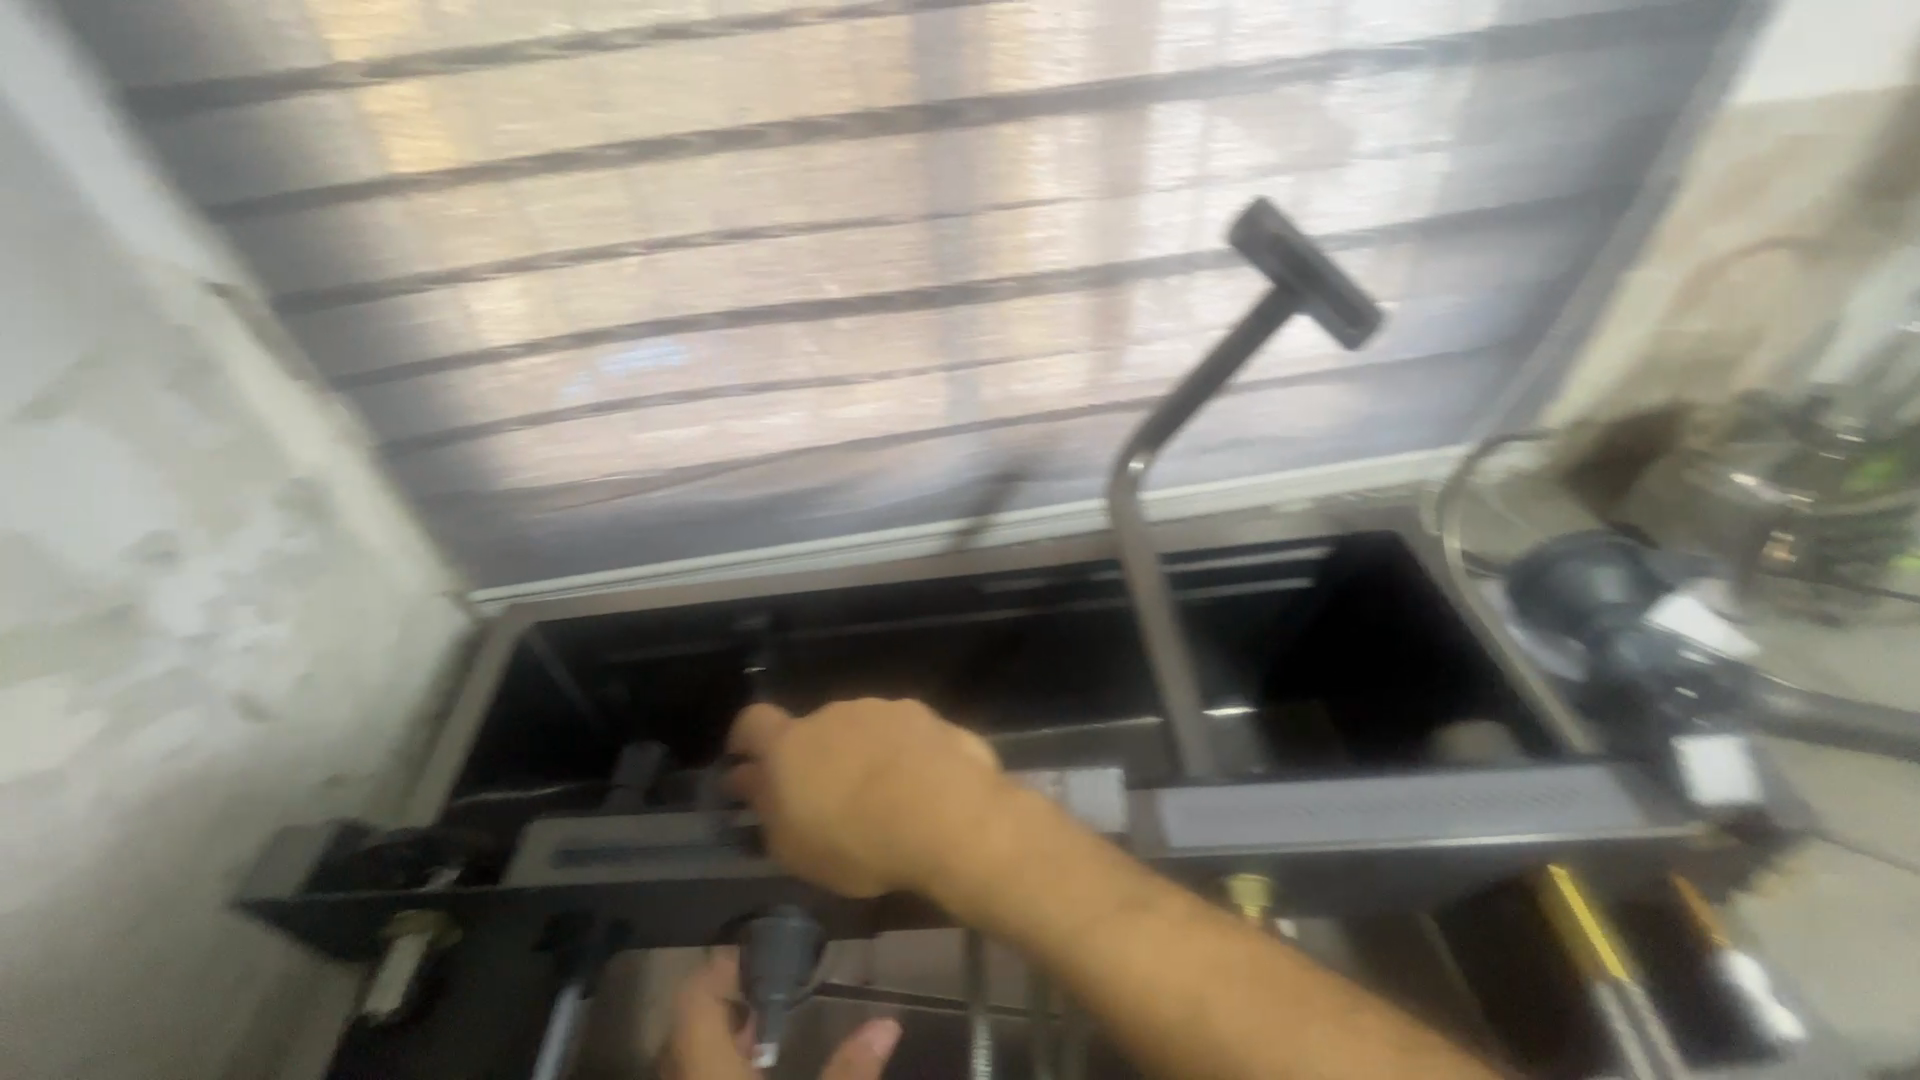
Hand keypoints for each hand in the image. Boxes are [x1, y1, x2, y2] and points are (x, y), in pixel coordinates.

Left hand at [662, 950, 900, 1079]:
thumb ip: (850, 1070)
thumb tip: (889, 1023)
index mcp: (707, 1072)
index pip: (693, 999)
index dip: (719, 969)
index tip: (759, 958)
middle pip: (684, 1030)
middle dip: (724, 1005)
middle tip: (769, 994)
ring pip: (682, 1066)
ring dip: (717, 1043)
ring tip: (760, 1034)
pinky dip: (713, 1073)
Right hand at [726, 698, 1007, 896]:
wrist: (948, 817)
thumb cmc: (857, 842)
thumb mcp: (795, 847)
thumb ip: (767, 808)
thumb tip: (748, 781)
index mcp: (791, 742)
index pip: (753, 722)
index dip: (748, 740)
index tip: (748, 761)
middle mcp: (836, 713)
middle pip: (816, 727)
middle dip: (818, 756)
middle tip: (831, 797)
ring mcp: (887, 709)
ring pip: (865, 729)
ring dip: (866, 754)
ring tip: (886, 799)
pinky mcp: (931, 717)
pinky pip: (908, 737)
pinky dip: (908, 757)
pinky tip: (925, 790)